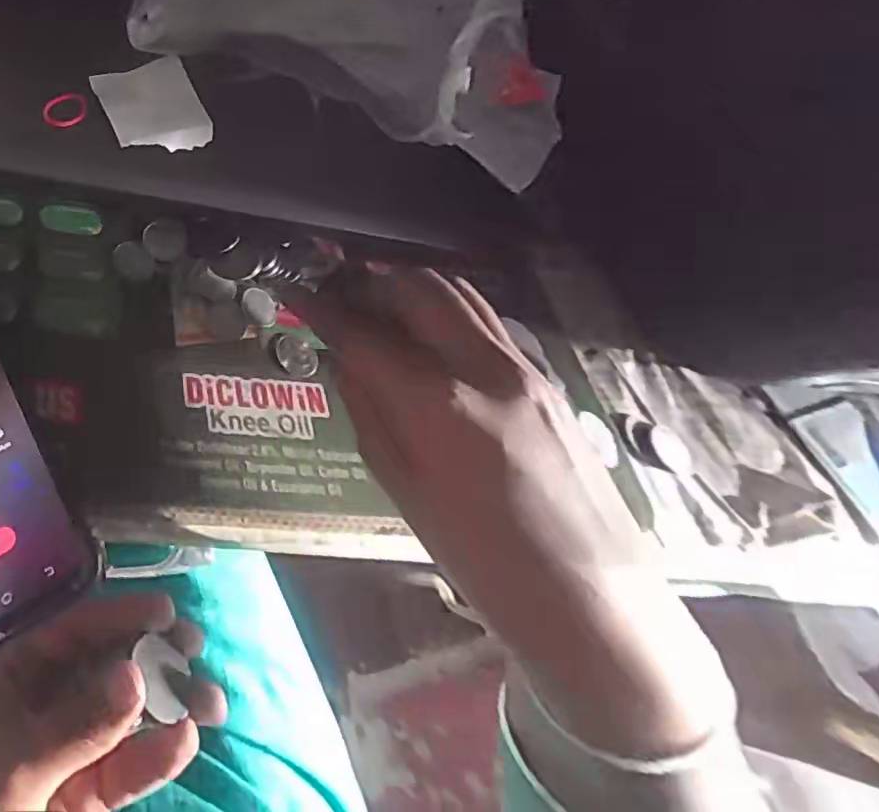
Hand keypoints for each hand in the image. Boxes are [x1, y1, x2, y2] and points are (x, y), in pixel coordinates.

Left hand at [0, 593, 227, 811]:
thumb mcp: (17, 760)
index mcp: (21, 674)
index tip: (164, 610)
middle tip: (195, 645)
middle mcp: (52, 700)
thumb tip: (135, 674)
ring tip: (211, 700)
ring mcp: (75, 747)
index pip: (73, 631)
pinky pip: (130, 767)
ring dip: (170, 703)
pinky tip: (187, 738)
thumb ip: (76, 724)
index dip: (117, 615)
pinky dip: (158, 754)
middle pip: (108, 665)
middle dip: (152, 652)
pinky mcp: (92, 793)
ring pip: (128, 715)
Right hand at [285, 266, 733, 759]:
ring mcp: (523, 368)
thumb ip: (367, 405)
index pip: (361, 332)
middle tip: (338, 300)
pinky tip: (424, 342)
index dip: (319, 308)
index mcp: (435, 400)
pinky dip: (442, 314)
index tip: (292, 294)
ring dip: (408, 290)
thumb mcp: (396, 478)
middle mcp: (482, 367)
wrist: (585, 594)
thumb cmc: (473, 551)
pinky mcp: (544, 379)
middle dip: (368, 284)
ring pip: (458, 294)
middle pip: (417, 288)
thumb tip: (344, 358)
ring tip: (376, 310)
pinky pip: (484, 322)